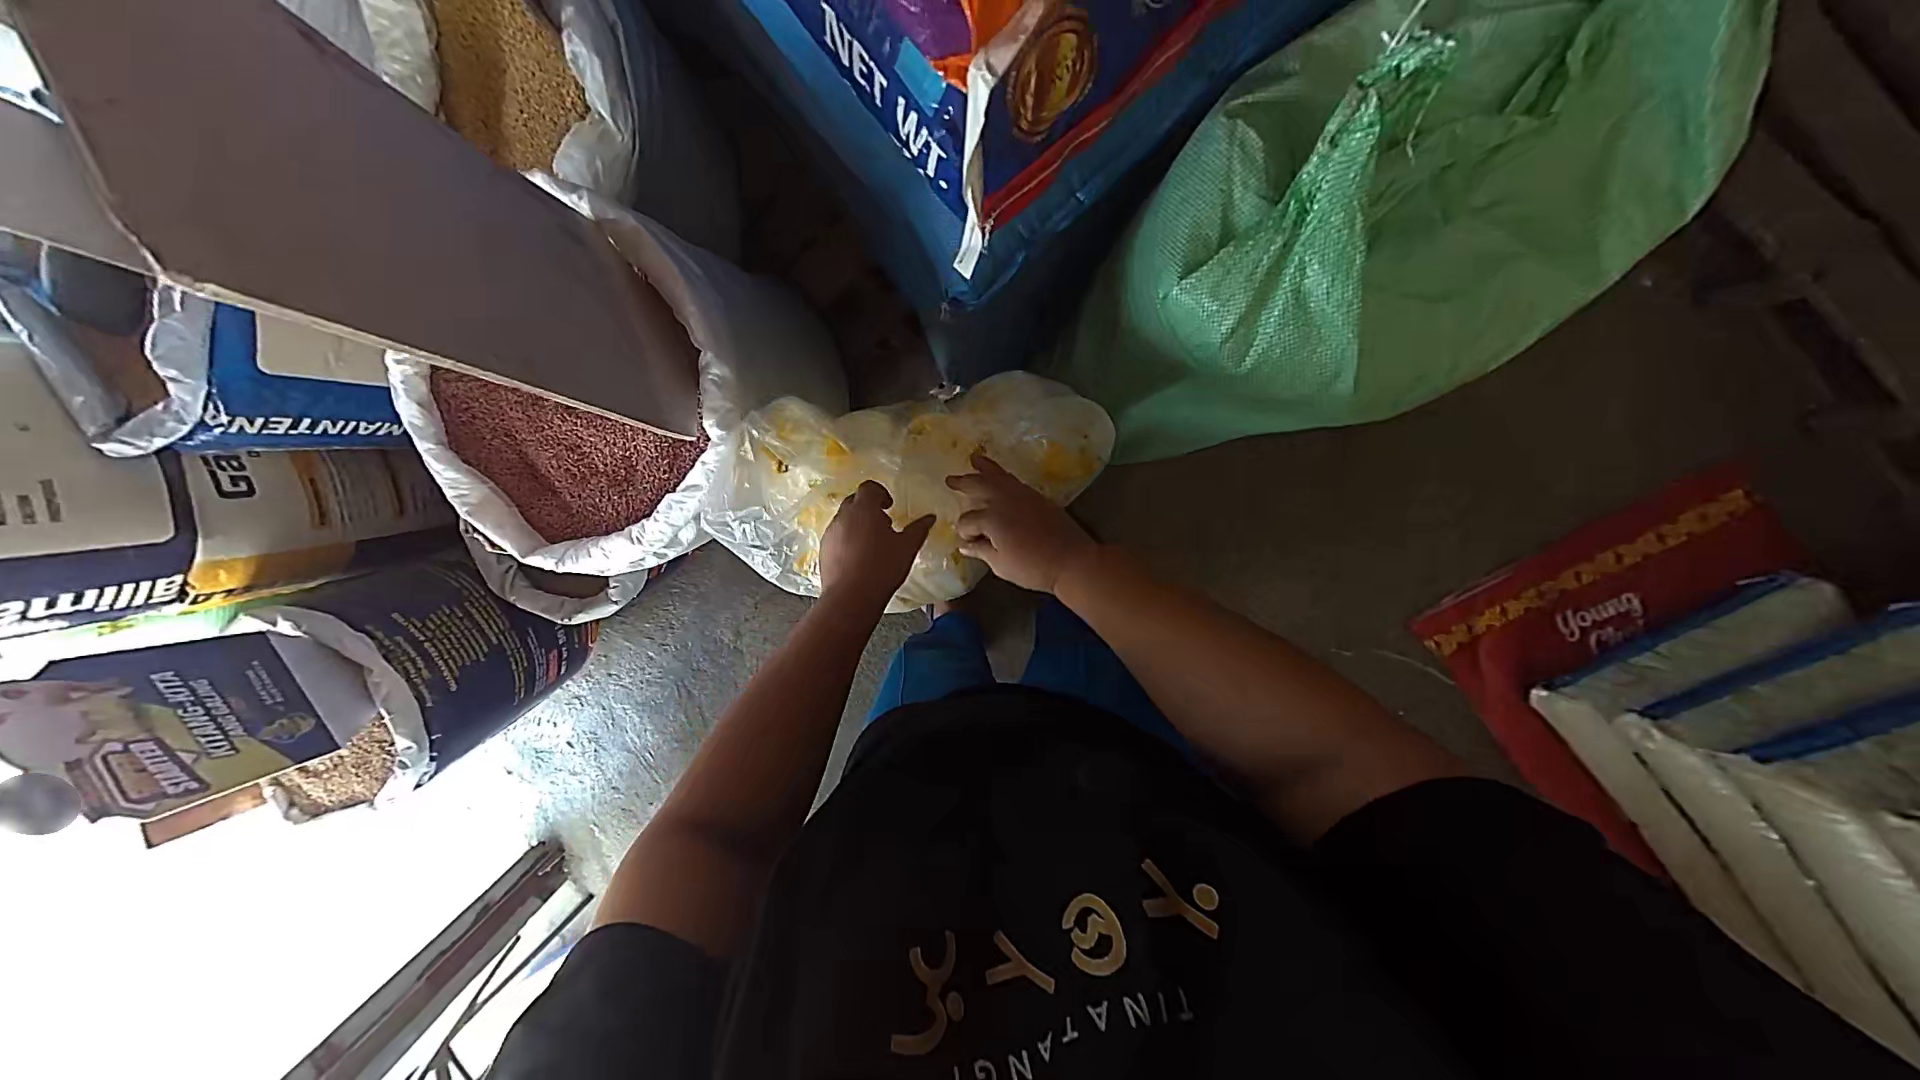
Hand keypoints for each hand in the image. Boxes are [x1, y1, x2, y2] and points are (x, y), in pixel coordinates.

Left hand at [819, 481, 934, 606]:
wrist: (851, 597)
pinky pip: (837, 536)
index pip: (869, 487)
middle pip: (854, 501)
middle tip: (884, 524)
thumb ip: (918, 529)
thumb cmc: (882, 567)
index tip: (889, 506)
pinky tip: (859, 558)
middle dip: (869, 508)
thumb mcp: (907, 547)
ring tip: (872, 543)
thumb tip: (930, 517)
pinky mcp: (823, 550)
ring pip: (844, 519)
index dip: (880, 492)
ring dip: (858, 524)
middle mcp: (843, 516)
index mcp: (864, 509)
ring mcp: (830, 533)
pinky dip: (848, 539)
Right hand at [948, 454, 1097, 593]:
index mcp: (991, 517)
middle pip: (979, 485)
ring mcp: (1023, 495)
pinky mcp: (1037, 497)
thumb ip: (981, 551)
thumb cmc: (1033, 567)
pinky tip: (1001, 479)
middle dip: (963, 483)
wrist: (1072, 560)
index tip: (968, 543)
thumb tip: (965, 545)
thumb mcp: (1001, 564)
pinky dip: (1003, 476)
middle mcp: (1004, 500)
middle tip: (950, 479)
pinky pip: (1014, 481)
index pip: (968, 521)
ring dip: (985, 468)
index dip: (965, 533)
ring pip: (999, 476)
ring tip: (975, 459)